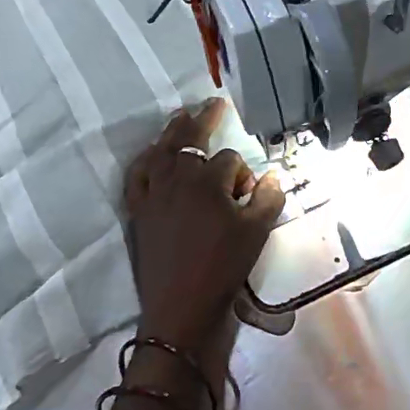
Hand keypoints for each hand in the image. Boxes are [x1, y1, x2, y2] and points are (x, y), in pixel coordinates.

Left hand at [124, 98, 284, 352]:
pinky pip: (136, 175)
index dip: (242, 172)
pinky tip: (150, 155)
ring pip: (160, 151)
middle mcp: (175, 178)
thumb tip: (273, 176)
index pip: (228, 160)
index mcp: (206, 181)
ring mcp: (151, 193)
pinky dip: (144, 160)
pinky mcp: (136, 210)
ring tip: (180, 116)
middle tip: (212, 103)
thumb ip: (268, 199)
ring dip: (172, 132)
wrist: (180, 307)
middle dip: (203, 118)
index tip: (248, 192)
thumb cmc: (222, 269)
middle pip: (188, 139)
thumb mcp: (256, 234)